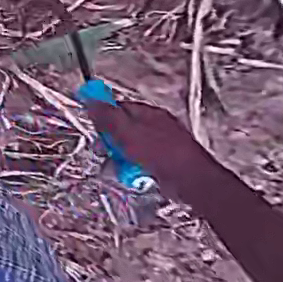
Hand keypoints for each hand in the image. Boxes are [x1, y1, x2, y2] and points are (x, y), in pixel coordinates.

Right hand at [84, 99, 225, 197]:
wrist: (191, 181)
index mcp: (148, 113)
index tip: (92, 125)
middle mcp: (156, 126)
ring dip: (119, 157)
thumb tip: (91, 100)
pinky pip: (138, 162)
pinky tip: (132, 174)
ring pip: (128, 147)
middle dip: (109, 141)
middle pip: (121, 128)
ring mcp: (160, 145)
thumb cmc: (161, 154)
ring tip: (120, 165)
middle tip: (104, 150)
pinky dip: (132, 168)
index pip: (117, 106)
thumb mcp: (126, 131)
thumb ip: (106, 115)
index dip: (101, 116)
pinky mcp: (163, 163)